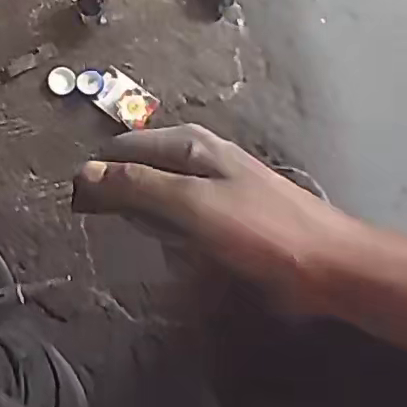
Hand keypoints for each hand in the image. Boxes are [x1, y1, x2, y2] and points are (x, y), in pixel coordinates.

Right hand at [72, 125, 350, 305]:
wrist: (329, 263)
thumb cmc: (259, 230)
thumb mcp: (192, 205)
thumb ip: (138, 185)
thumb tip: (85, 171)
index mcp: (189, 143)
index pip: (123, 148)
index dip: (98, 174)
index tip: (78, 207)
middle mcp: (198, 153)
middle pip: (139, 166)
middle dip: (118, 193)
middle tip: (106, 229)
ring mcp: (213, 181)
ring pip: (157, 191)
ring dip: (142, 213)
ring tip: (138, 241)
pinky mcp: (224, 209)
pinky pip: (178, 211)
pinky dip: (165, 226)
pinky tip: (168, 247)